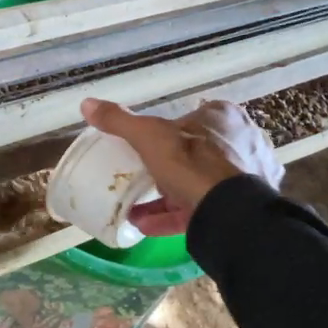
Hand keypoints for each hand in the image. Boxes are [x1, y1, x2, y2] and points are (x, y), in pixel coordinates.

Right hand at [80, 99, 283, 235]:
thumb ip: (119, 120)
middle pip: (194, 152)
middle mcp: (238, 145)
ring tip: (134, 207)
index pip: (194, 115)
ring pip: (196, 184)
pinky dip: (171, 217)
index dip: (170, 128)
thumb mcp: (146, 135)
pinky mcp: (236, 210)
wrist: (228, 212)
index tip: (147, 141)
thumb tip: (86, 103)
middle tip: (140, 174)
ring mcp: (241, 180)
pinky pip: (199, 210)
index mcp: (222, 119)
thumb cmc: (189, 161)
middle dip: (166, 166)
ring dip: (164, 197)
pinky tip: (144, 224)